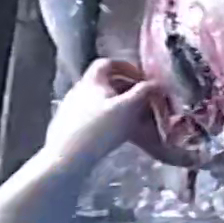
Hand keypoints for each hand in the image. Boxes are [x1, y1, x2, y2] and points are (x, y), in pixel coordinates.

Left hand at [44, 59, 158, 164]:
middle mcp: (78, 90)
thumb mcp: (129, 107)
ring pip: (100, 99)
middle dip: (127, 88)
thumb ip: (144, 92)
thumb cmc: (101, 128)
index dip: (126, 67)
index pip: (107, 63)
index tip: (141, 78)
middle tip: (143, 100)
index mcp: (92, 82)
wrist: (66, 159)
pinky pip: (92, 114)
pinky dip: (107, 116)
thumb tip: (157, 82)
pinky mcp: (67, 125)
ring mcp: (70, 108)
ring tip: (133, 117)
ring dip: (118, 104)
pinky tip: (115, 131)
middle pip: (105, 82)